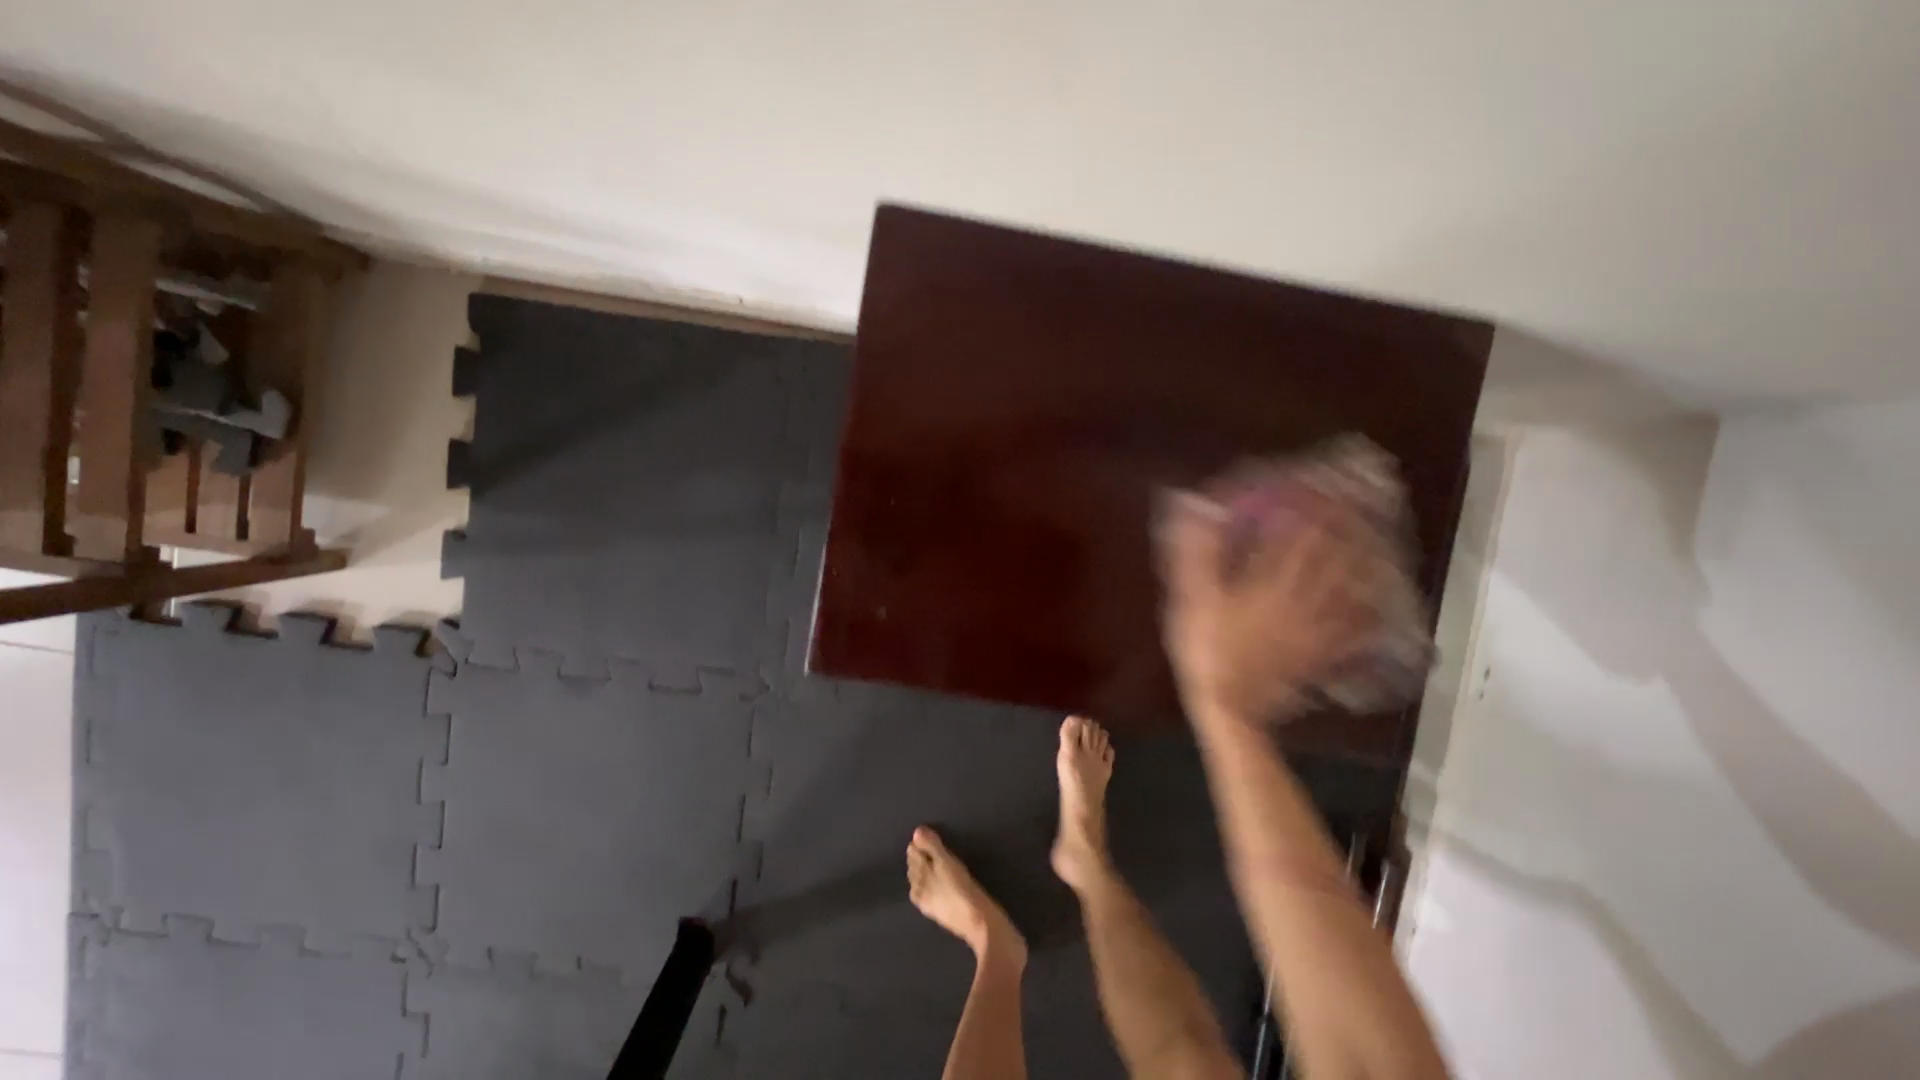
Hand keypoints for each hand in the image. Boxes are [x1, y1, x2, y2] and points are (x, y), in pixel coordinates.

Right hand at [1155, 484, 1388, 724]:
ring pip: (1351, 586)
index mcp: (1271, 581)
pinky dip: (1369, 609)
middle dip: (1348, 524)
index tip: (1320, 481)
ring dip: (1365, 557)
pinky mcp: (1325, 652)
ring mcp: (1319, 627)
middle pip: (1336, 555)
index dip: (1313, 504)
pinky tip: (1377, 598)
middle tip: (1361, 499)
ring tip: (1376, 535)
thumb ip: (1194, 549)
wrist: (1230, 708)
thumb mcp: (1191, 597)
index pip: (1301, 534)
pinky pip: (1356, 627)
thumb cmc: (1207, 649)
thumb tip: (1191, 502)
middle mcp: (1304, 598)